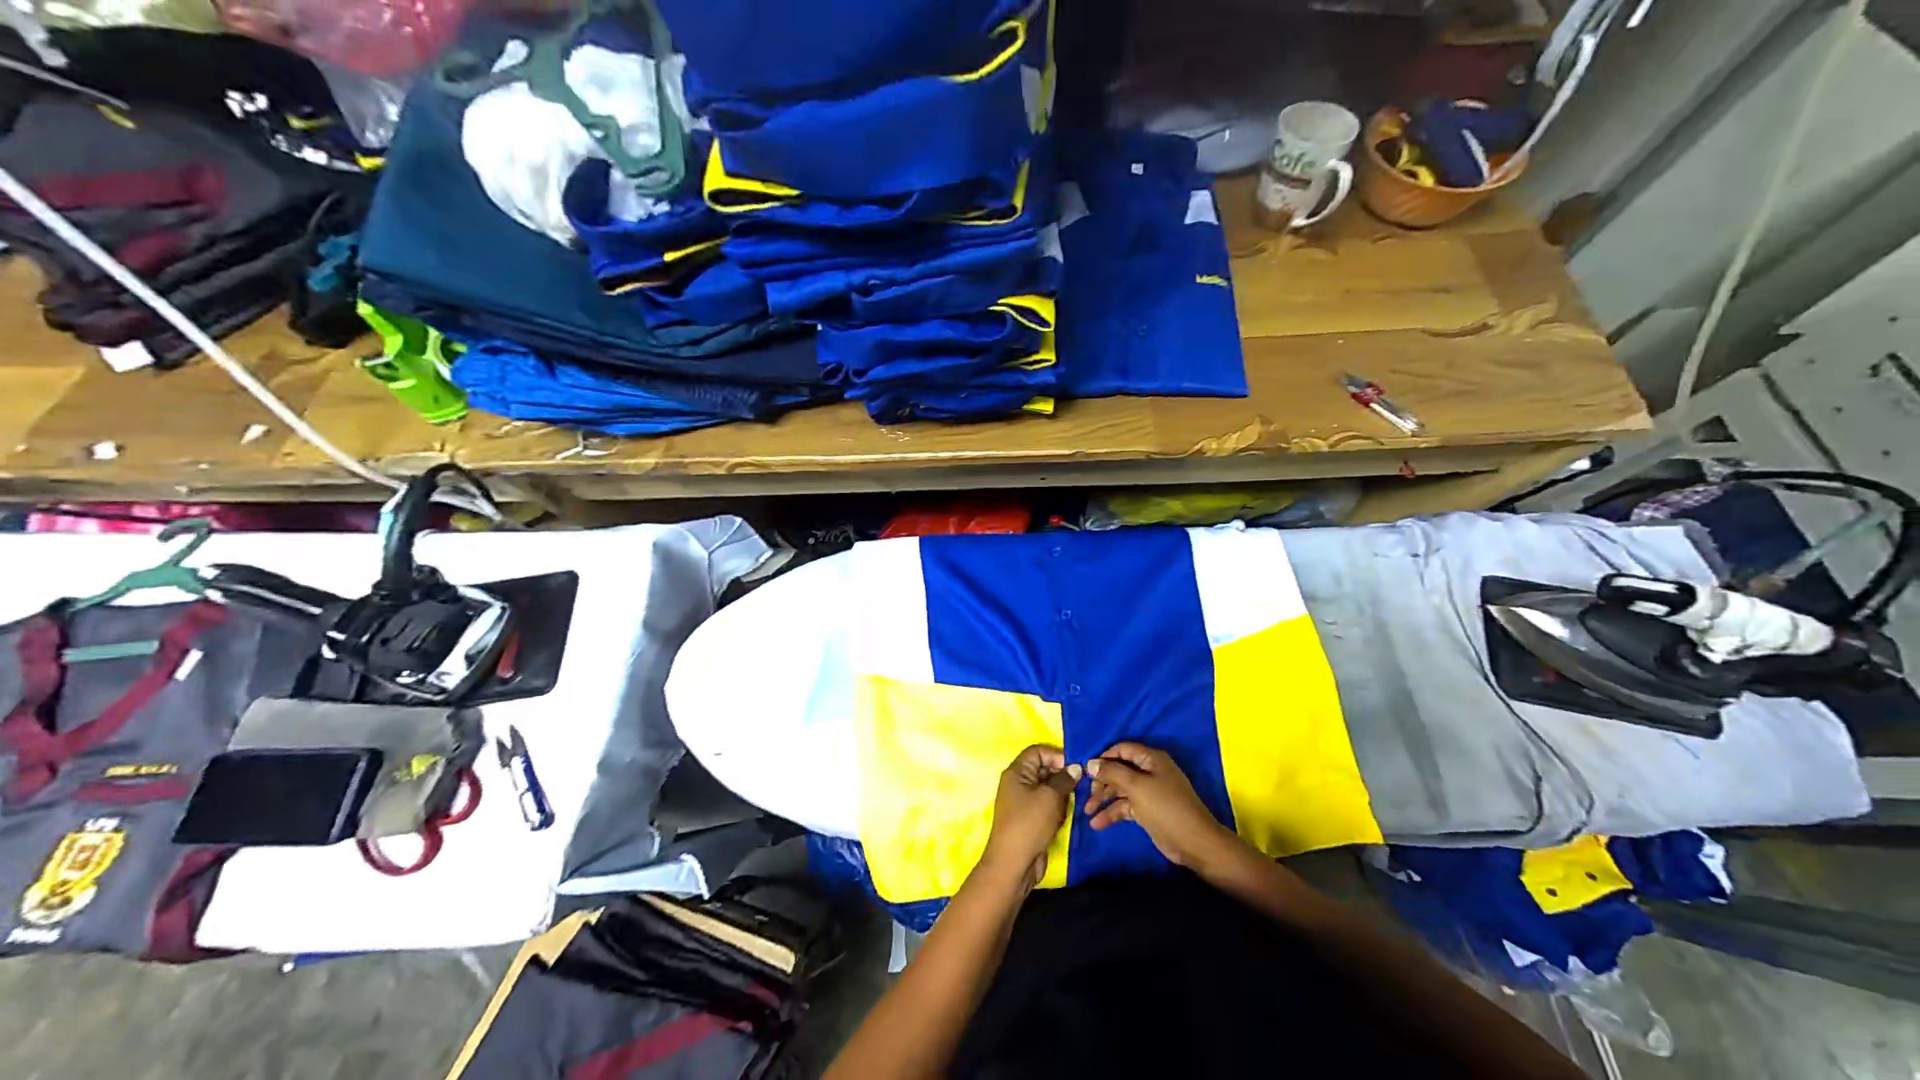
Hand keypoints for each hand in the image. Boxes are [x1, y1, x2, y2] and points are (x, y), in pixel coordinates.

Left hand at [981, 745, 1079, 890]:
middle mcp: (1019, 783)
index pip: (1037, 751)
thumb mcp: (1050, 796)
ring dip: (1063, 794)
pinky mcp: (1033, 818)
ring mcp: (1025, 802)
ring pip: (1049, 788)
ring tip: (1076, 801)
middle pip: (1044, 769)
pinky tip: (1066, 816)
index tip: (1076, 766)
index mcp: (1017, 772)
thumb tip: (1076, 767)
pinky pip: (1049, 805)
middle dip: (1063, 775)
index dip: (1056, 755)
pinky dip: (1059, 808)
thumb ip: (1064, 778)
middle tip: (1083, 784)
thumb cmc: (1030, 823)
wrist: (1015, 863)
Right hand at [1085, 742, 1239, 869]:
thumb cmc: (1166, 807)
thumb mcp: (1137, 787)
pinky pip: (1125, 807)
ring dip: (1103, 800)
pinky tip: (1098, 824)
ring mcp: (1148, 792)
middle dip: (1101, 782)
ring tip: (1087, 812)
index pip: (1122, 749)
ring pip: (1120, 790)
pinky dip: (1112, 814)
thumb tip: (1090, 763)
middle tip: (1086, 795)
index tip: (1086, 770)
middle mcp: (1149, 772)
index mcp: (1151, 759)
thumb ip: (1112, 773)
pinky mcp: (1147, 811)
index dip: (1104, 757)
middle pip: (1119, 771)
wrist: (1194, 842)